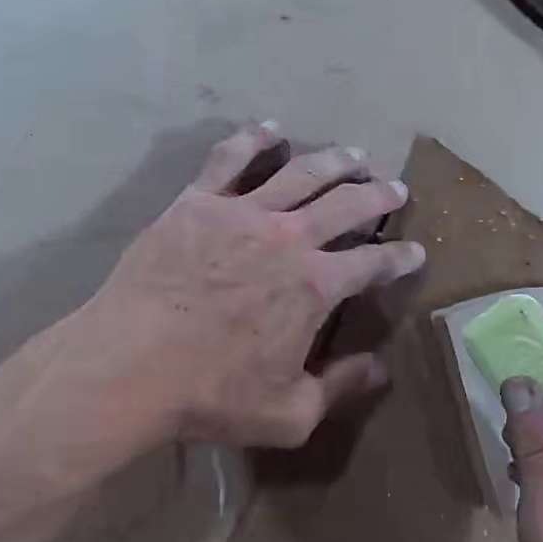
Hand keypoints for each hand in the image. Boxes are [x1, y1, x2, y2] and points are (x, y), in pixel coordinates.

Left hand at [32, 122, 426, 459]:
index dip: (401, 257)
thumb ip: (340, 386)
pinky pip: (231, 159)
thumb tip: (380, 369)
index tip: (416, 252)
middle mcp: (290, 238)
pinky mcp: (198, 203)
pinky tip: (272, 128)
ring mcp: (243, 213)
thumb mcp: (290, 413)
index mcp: (317, 285)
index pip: (375, 262)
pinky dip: (255, 139)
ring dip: (335, 160)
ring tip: (355, 154)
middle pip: (348, 204)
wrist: (126, 368)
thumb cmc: (211, 395)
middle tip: (397, 189)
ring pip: (301, 173)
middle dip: (380, 195)